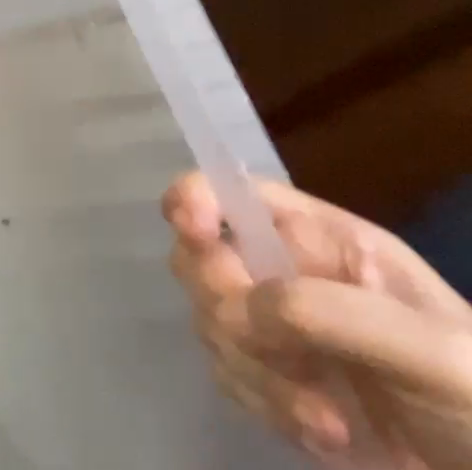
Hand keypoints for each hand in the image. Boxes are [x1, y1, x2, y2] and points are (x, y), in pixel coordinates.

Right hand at [164, 171, 471, 467]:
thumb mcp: (430, 348)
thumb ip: (326, 311)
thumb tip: (236, 311)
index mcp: (327, 245)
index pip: (231, 192)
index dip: (195, 198)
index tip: (195, 231)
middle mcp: (288, 275)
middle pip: (200, 258)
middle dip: (224, 306)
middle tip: (275, 351)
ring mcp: (275, 329)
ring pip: (209, 324)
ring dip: (258, 374)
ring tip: (331, 422)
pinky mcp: (268, 378)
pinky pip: (225, 374)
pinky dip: (266, 407)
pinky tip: (323, 434)